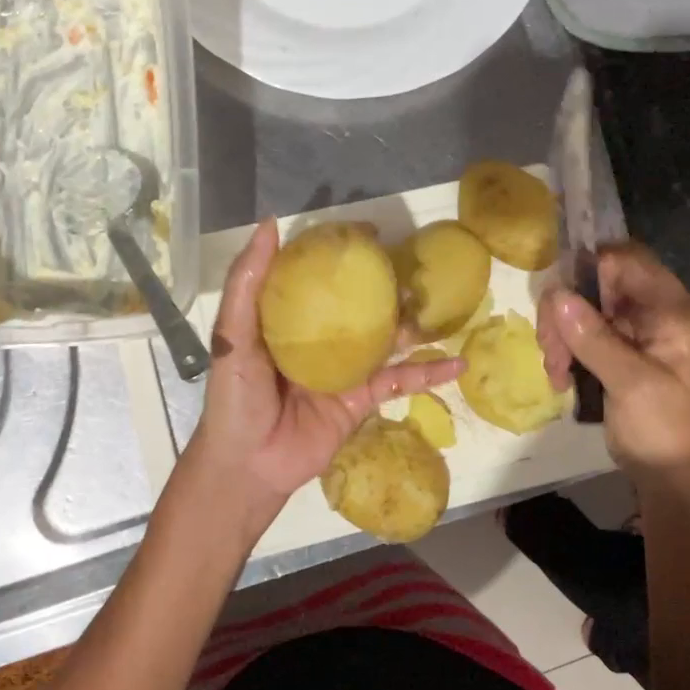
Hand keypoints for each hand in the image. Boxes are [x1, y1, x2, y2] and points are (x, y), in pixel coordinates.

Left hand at [182, 218, 463, 519]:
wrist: (250, 464)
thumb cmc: (236, 398)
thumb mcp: (232, 337)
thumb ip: (247, 284)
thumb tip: (269, 225)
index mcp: (286, 321)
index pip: (317, 277)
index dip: (341, 252)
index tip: (370, 233)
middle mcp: (318, 341)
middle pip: (359, 306)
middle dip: (386, 286)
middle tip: (416, 267)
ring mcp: (343, 371)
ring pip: (386, 339)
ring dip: (413, 323)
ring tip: (439, 305)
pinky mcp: (361, 401)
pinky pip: (399, 381)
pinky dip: (429, 373)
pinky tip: (457, 362)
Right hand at [537, 242, 689, 476]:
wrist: (675, 476)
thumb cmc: (664, 429)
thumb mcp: (632, 384)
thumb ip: (595, 339)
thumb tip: (556, 295)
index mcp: (674, 311)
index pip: (628, 261)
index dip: (590, 270)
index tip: (559, 303)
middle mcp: (655, 313)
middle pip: (599, 283)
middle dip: (567, 312)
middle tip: (552, 351)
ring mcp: (635, 333)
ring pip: (583, 309)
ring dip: (561, 335)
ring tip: (557, 372)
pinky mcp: (616, 353)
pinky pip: (581, 334)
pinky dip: (566, 350)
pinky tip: (561, 377)